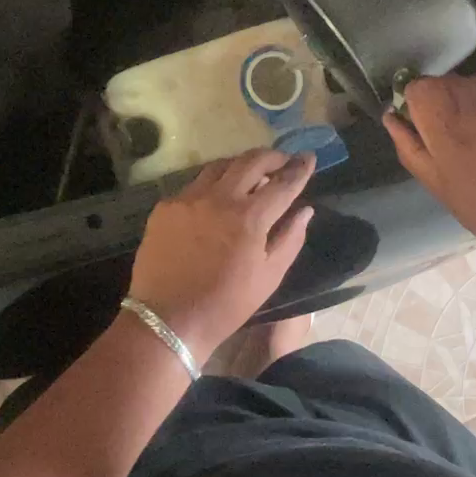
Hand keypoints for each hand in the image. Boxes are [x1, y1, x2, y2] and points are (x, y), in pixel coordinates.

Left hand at [127, 149, 315, 362]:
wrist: (167, 320)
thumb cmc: (226, 305)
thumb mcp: (269, 277)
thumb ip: (290, 239)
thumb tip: (305, 210)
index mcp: (250, 217)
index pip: (282, 183)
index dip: (299, 168)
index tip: (309, 157)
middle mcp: (220, 197)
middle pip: (251, 161)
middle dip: (272, 156)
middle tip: (282, 161)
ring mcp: (189, 198)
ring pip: (220, 165)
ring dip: (241, 165)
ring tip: (251, 174)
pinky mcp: (166, 205)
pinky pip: (195, 184)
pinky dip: (213, 184)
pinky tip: (216, 197)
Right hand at [383, 75, 475, 278]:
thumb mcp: (446, 193)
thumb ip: (413, 150)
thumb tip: (392, 118)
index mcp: (449, 130)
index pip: (418, 88)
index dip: (417, 105)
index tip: (425, 128)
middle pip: (447, 82)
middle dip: (443, 103)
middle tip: (455, 140)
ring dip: (472, 103)